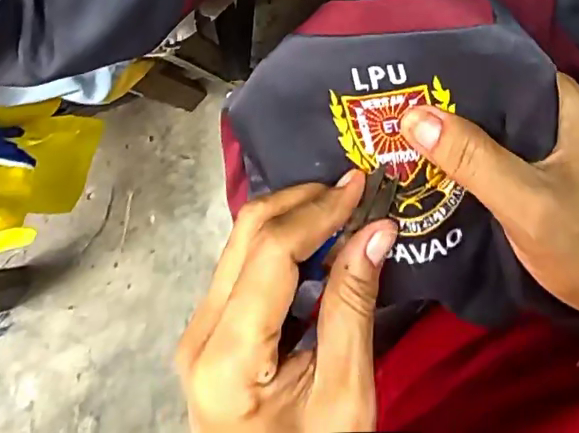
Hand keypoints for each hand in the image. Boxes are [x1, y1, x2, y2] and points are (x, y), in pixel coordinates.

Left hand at [177, 172, 398, 432]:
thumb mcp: (344, 393)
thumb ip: (354, 306)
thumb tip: (377, 228)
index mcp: (228, 357)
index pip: (272, 251)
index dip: (321, 209)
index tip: (363, 184)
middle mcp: (200, 334)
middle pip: (249, 232)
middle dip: (307, 199)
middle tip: (357, 190)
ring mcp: (201, 330)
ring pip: (245, 239)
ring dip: (298, 213)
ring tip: (347, 211)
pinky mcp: (213, 329)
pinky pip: (247, 259)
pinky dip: (289, 236)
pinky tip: (325, 240)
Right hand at [397, 72, 578, 331]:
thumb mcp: (524, 198)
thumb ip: (473, 158)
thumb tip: (413, 115)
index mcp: (559, 99)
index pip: (499, 65)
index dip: (454, 67)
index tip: (404, 72)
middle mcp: (550, 111)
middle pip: (489, 94)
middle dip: (444, 100)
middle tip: (387, 103)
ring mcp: (540, 143)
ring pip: (487, 125)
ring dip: (449, 130)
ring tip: (392, 128)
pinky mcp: (530, 171)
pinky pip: (488, 152)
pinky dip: (460, 157)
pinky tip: (423, 164)